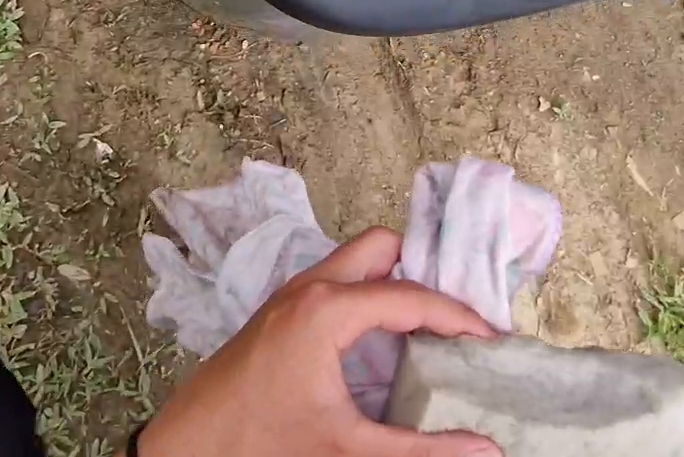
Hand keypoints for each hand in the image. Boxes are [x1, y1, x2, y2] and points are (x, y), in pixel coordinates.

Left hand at [140, 228, 502, 456]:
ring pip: (357, 260)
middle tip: (455, 315)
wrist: (192, 444)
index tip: (492, 338)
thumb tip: (486, 450)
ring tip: (430, 325)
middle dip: (422, 270)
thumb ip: (419, 449)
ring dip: (394, 280)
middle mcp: (311, 285)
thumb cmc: (262, 440)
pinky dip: (370, 293)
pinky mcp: (285, 306)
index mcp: (327, 309)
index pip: (409, 296)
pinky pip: (339, 279)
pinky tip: (385, 337)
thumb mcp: (346, 448)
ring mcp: (294, 291)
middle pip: (380, 248)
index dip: (457, 316)